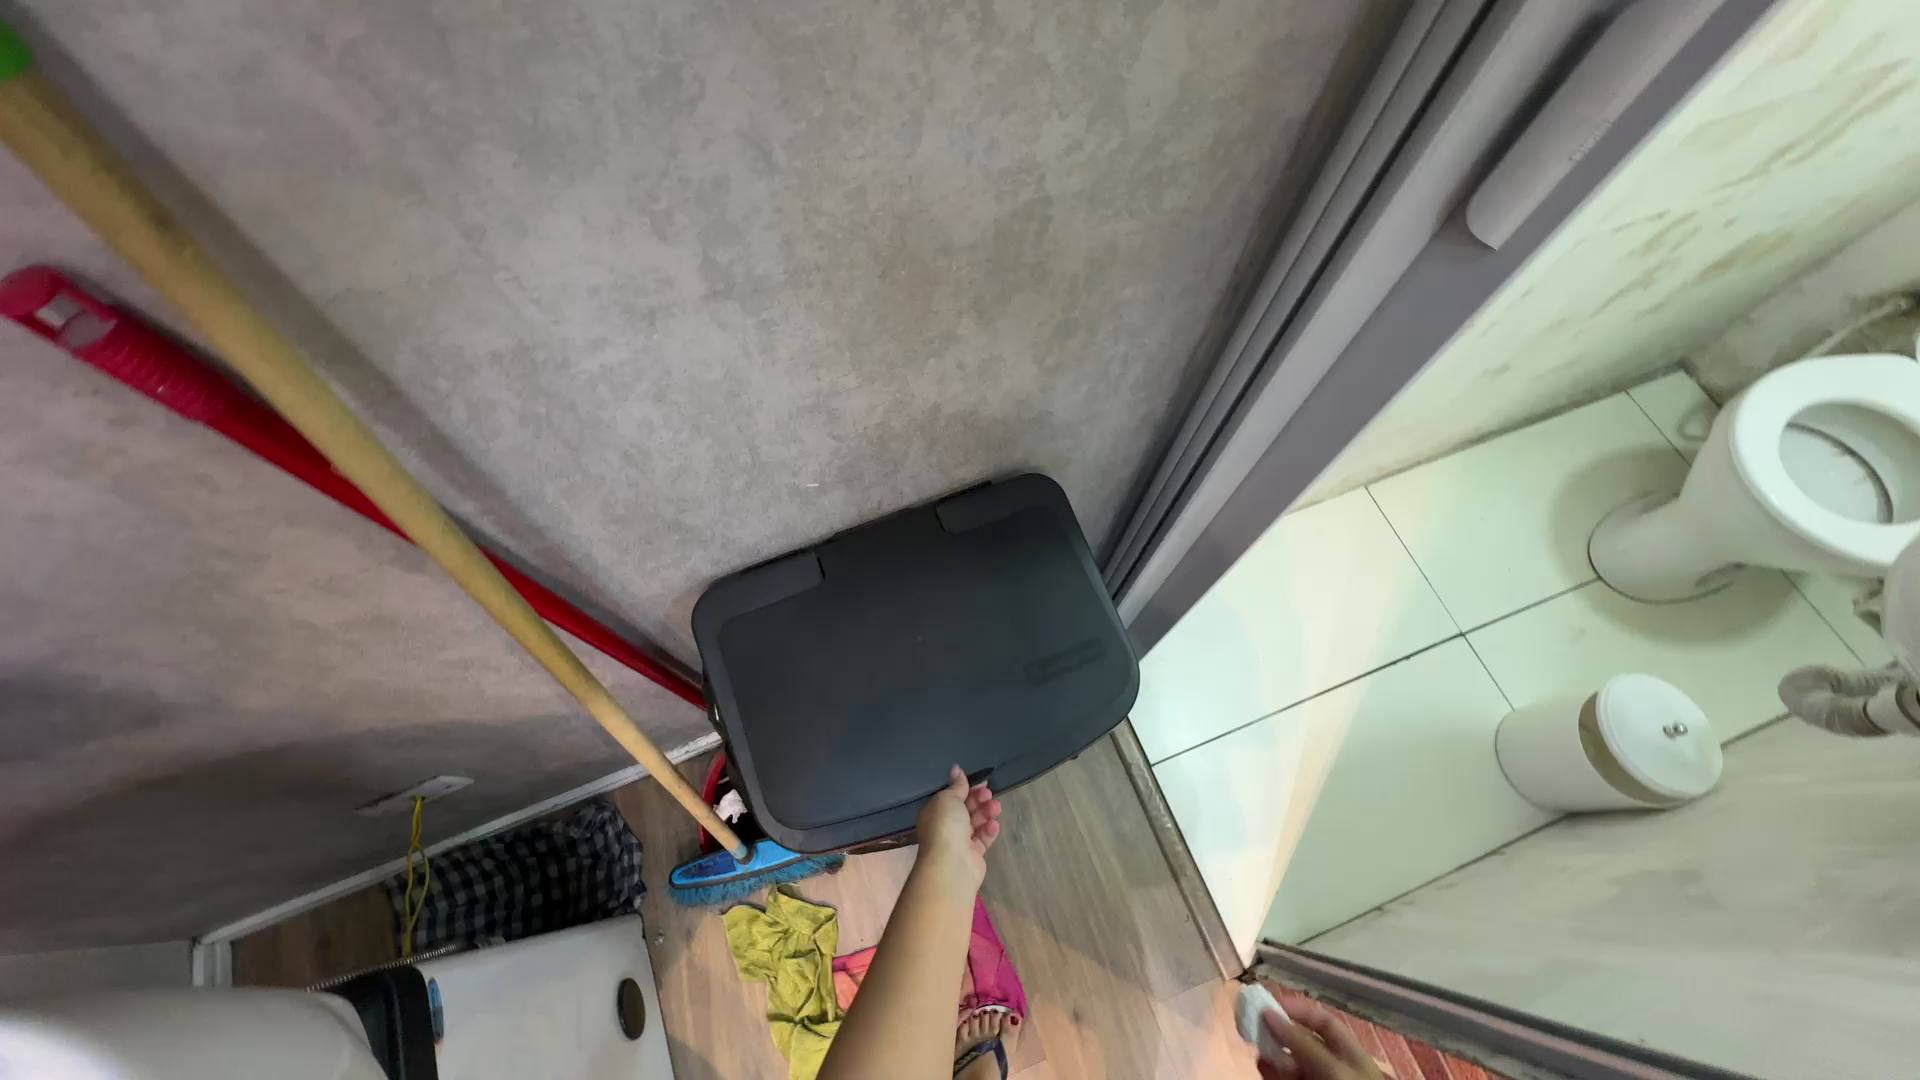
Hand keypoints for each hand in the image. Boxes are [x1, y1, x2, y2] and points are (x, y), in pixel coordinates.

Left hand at [915, 765, 1002, 891]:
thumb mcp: (949, 799)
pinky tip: (994, 825)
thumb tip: (956, 768)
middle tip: (989, 794)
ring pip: (975, 822)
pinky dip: (989, 830)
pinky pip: (983, 838)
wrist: (951, 864)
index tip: (981, 782)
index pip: (951, 796)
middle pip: (965, 808)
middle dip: (978, 799)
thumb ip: (956, 785)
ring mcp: (959, 841)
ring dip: (986, 813)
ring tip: (996, 808)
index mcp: (935, 812)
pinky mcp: (973, 854)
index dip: (966, 788)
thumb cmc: (946, 826)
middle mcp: (945, 826)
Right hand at [1256, 992, 1383, 1079]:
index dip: (1297, 1010)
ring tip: (1255, 1049)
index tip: (1270, 1004)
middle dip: (1277, 1032)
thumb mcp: (1332, 1069)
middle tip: (1253, 1026)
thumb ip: (1300, 1042)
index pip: (1323, 1022)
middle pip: (1301, 1041)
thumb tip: (1266, 1012)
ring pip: (1288, 1062)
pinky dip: (1269, 1073)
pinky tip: (1260, 1068)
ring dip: (1270, 1053)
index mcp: (1349, 1055)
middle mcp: (1332, 1068)